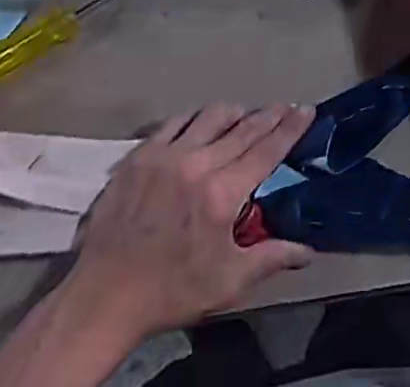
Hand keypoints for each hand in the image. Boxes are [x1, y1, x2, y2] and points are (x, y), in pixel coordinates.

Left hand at [62, 102, 316, 338]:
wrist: (100, 302)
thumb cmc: (170, 292)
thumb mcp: (229, 281)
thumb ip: (273, 257)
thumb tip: (310, 250)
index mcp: (222, 194)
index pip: (268, 149)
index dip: (292, 127)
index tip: (307, 109)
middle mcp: (197, 166)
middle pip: (245, 127)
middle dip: (271, 115)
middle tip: (285, 107)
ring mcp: (164, 158)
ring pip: (211, 116)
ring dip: (235, 114)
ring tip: (243, 118)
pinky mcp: (137, 159)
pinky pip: (175, 123)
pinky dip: (195, 119)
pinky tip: (201, 126)